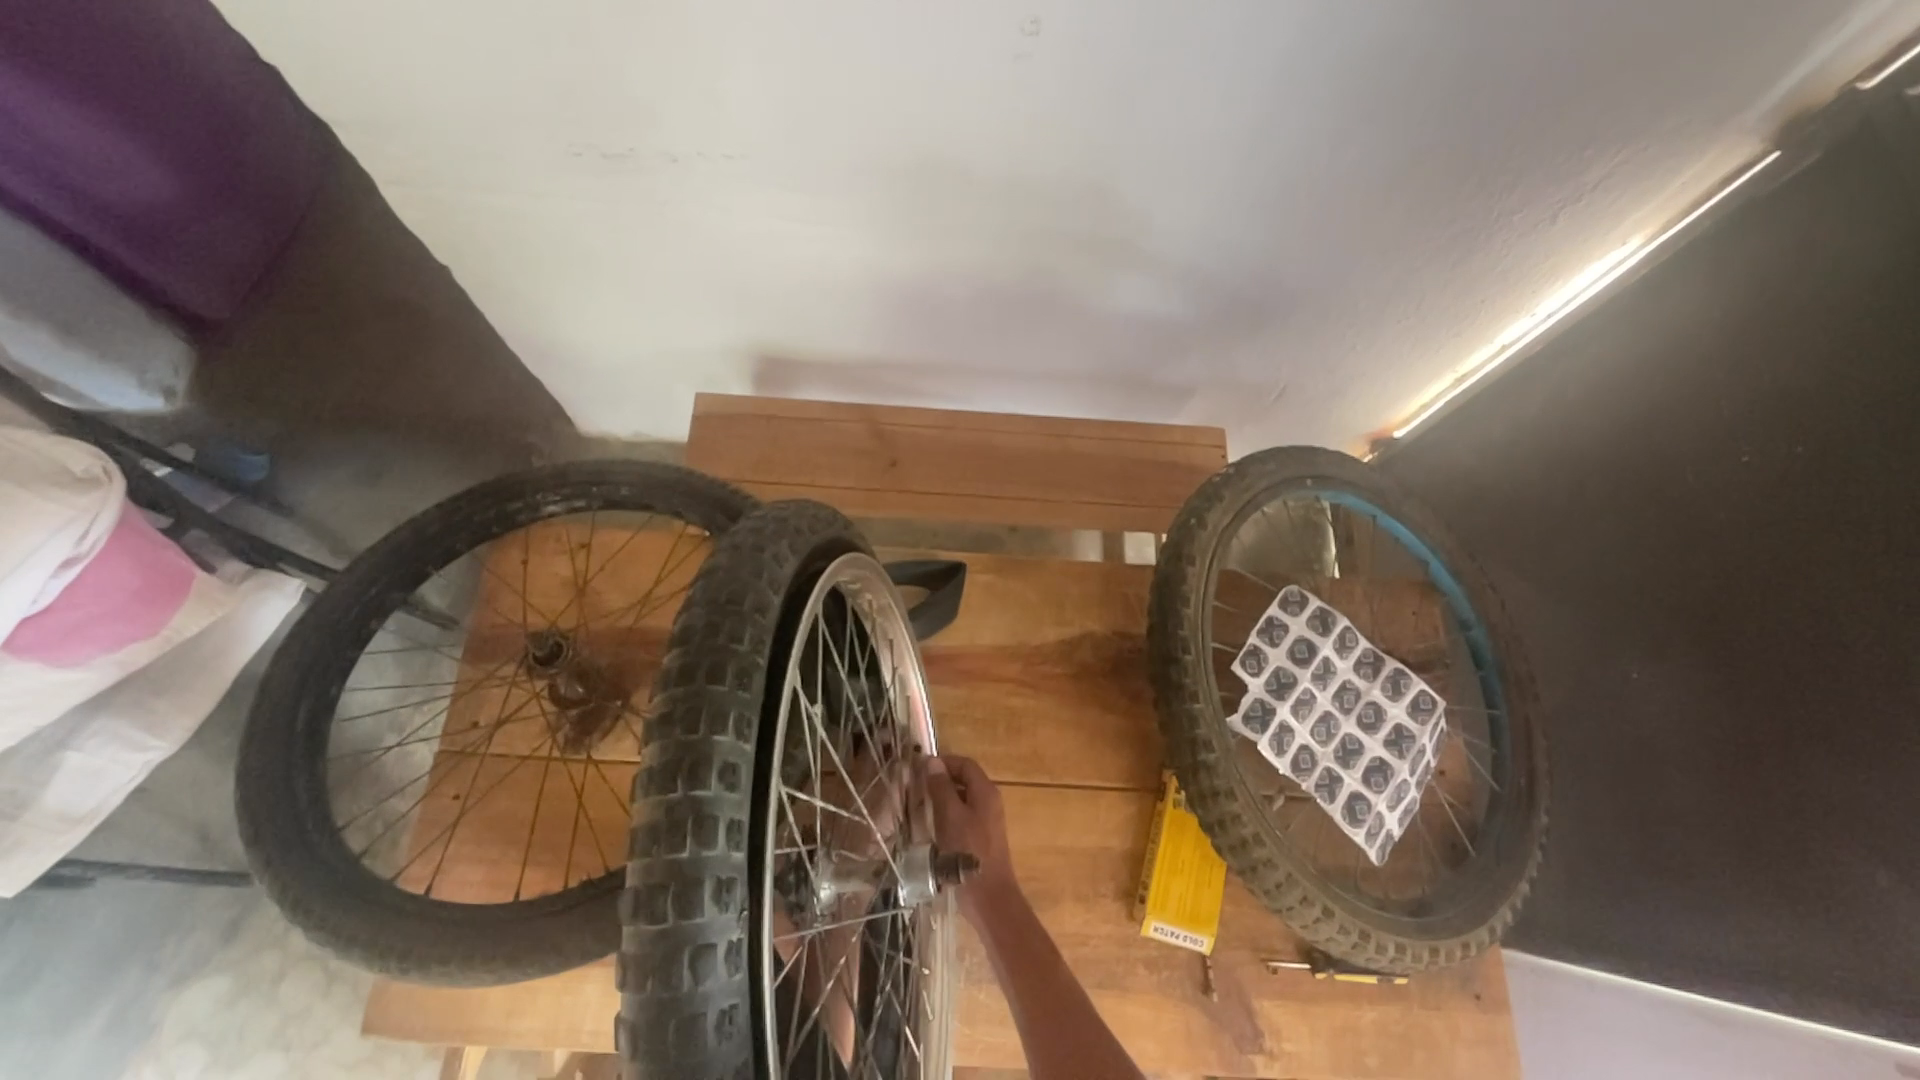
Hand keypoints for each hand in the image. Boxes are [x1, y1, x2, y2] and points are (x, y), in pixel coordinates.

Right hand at [923, 755, 1018, 923]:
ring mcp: (986, 822)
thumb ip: (941, 787)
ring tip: (918, 808)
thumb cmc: (968, 851)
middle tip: (915, 789)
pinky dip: (946, 818)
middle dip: (940, 782)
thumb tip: (932, 761)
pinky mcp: (981, 839)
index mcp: (986, 792)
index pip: (965, 764)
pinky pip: (962, 819)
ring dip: (941, 801)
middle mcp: (989, 802)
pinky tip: (930, 830)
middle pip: (964, 781)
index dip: (943, 762)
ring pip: (961, 801)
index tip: (919, 770)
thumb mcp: (950, 815)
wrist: (988, 896)